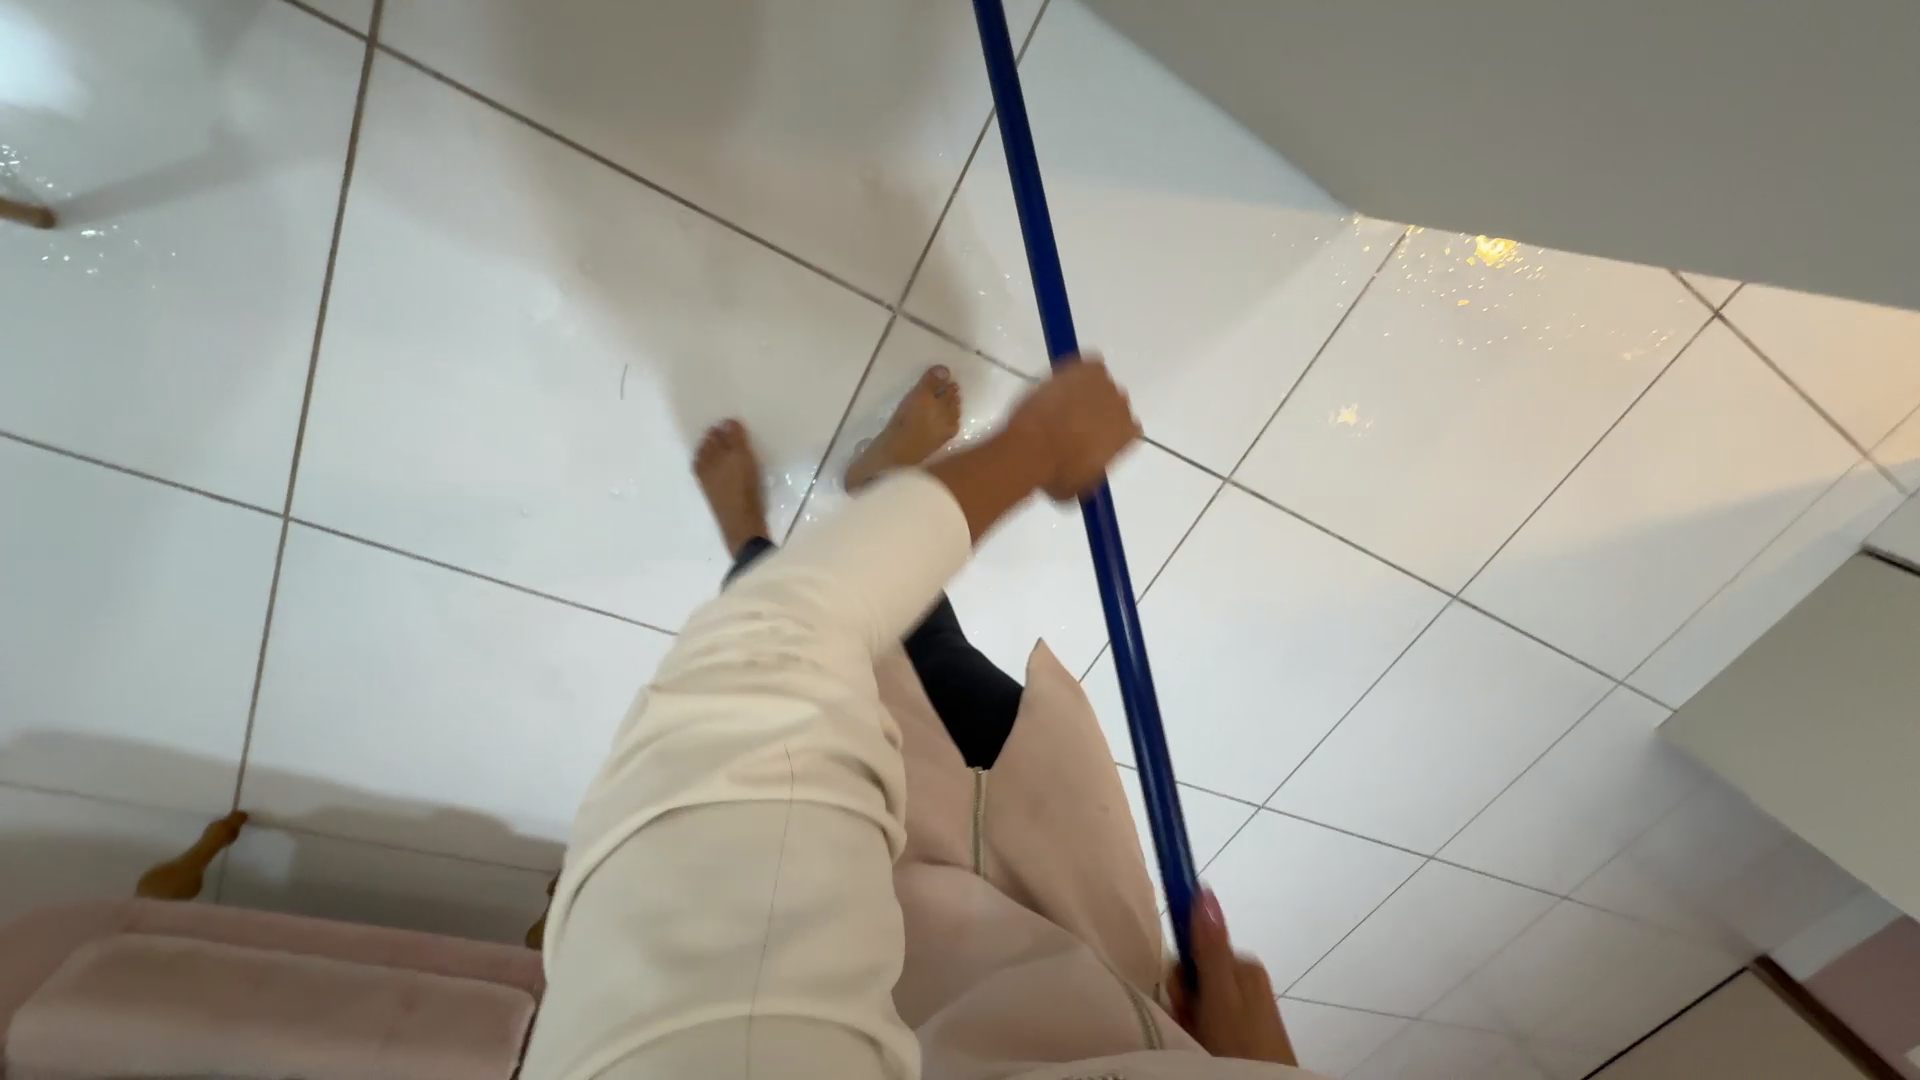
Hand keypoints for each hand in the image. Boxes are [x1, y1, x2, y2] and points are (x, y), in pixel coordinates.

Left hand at [1004, 356, 1142, 500]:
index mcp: (1128, 436)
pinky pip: (1089, 364)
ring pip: (1100, 384)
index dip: (1109, 433)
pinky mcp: (1086, 368)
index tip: (1091, 438)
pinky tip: (1063, 383)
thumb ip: (1092, 475)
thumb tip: (1088, 471)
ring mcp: (1105, 385)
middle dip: (1097, 411)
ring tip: (1062, 404)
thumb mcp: (1080, 487)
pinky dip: (1079, 370)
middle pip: (1115, 405)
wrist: (1031, 450)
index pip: (1128, 430)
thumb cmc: (1056, 475)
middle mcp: (1123, 408)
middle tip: (1072, 421)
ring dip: (1086, 392)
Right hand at [1168, 890, 1297, 1065]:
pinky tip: (1205, 1045)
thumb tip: (1204, 889)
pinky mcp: (1244, 1031)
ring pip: (1200, 998)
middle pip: (1197, 972)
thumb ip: (1209, 943)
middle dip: (1185, 995)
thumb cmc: (1241, 1041)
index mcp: (1244, 963)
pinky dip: (1201, 1031)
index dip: (1182, 964)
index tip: (1181, 987)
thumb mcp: (1220, 991)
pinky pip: (1210, 1019)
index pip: (1197, 943)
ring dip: (1190, 1016)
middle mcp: (1247, 979)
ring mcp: (1247, 1006)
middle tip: (1190, 1018)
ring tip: (1197, 1036)